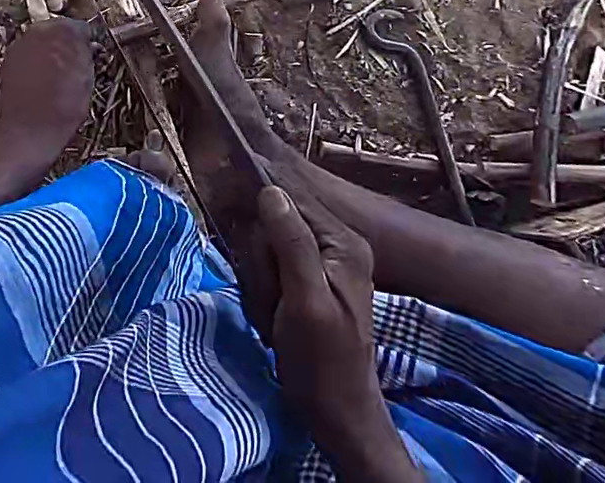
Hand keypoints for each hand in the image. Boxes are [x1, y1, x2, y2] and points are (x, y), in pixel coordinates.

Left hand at [0, 17, 93, 164]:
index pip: (82, 28)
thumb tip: (88, 46)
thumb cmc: (64, 106)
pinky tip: (40, 78)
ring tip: (57, 72)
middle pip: (59, 30)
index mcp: (65, 31)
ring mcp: (21, 42)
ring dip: (49, 50)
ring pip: (41, 40)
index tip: (91, 53)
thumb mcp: (87, 78)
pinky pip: (27, 52)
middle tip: (74, 62)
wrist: (30, 128)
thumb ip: (87, 55)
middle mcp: (40, 30)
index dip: (88, 42)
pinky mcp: (8, 57)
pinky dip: (34, 60)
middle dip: (67, 43)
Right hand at [242, 183, 419, 480]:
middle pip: (274, 222)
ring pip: (266, 244)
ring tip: (274, 311)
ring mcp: (321, 262)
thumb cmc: (322, 360)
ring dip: (260, 277)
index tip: (261, 259)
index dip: (265, 223)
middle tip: (274, 298)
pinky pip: (268, 264)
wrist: (335, 413)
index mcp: (344, 242)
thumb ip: (291, 243)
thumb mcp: (305, 300)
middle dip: (262, 259)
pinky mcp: (306, 278)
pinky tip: (271, 312)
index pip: (289, 200)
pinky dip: (262, 287)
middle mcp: (335, 243)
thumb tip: (270, 190)